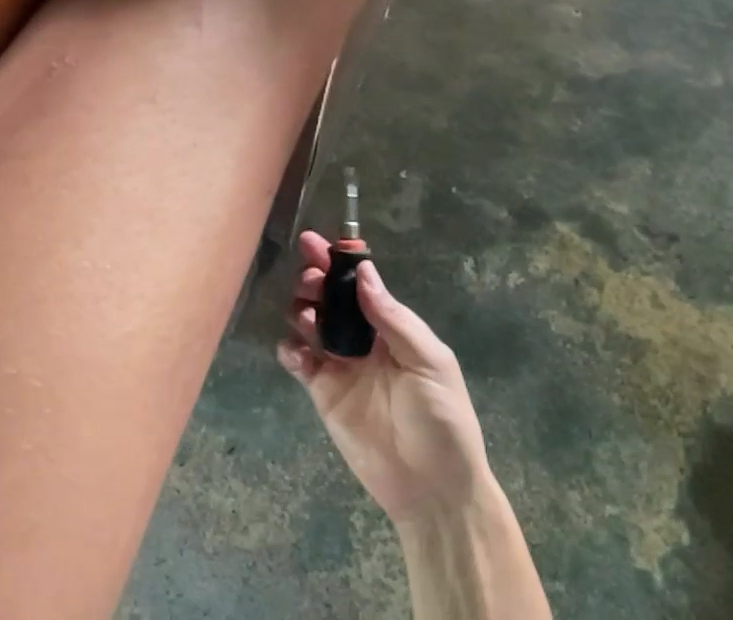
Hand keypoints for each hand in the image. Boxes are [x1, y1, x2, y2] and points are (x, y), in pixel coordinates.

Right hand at [278, 231, 492, 524]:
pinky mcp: (322, 392)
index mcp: (394, 329)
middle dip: (315, 281)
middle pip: (330, 299)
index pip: (362, 286)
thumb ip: (394, 319)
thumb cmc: (442, 421)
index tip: (317, 243)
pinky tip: (295, 351)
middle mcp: (364, 341)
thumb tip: (364, 272)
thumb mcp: (430, 364)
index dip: (340, 262)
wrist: (432, 488)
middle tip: (310, 281)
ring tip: (305, 315)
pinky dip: (290, 350)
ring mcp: (340, 366)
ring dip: (302, 310)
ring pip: (309, 323)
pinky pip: (298, 361)